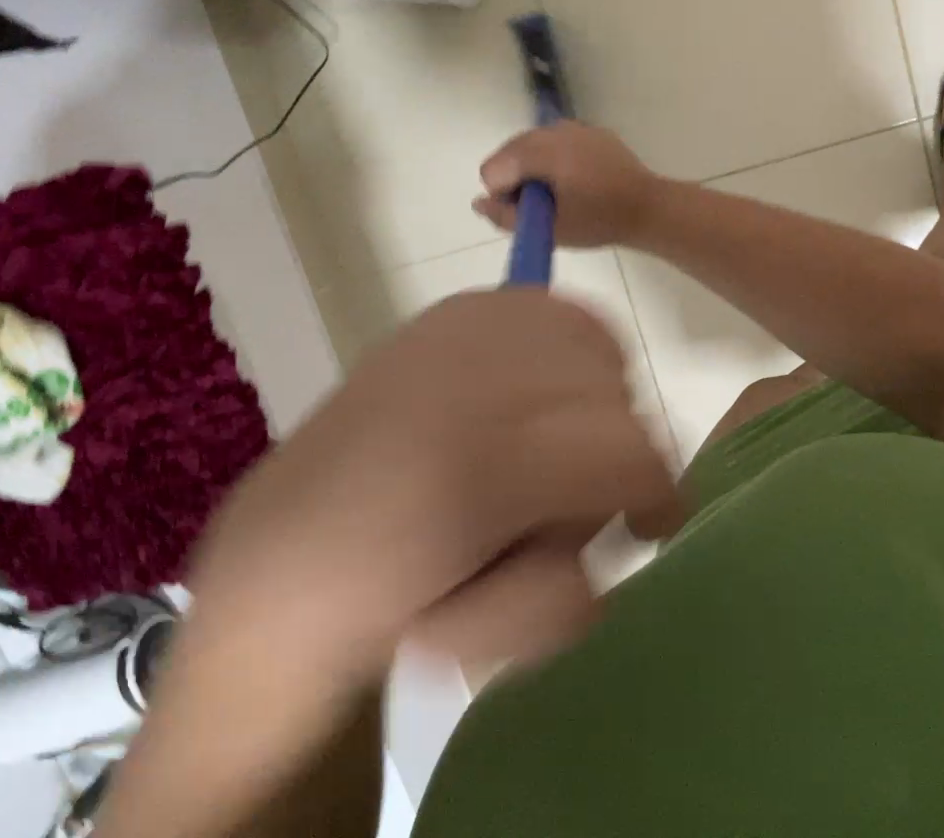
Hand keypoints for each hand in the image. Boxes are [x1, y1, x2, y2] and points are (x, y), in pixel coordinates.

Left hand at [104, 290, 680, 837]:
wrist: (283, 570)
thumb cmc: (387, 616)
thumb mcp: (488, 634)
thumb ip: (568, 594)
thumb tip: (614, 535)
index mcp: (476, 470)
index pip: (623, 450)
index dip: (659, 490)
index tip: (654, 526)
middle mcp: (464, 384)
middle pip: (610, 393)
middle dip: (622, 452)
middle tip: (590, 501)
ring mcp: (449, 337)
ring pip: (586, 340)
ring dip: (598, 399)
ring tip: (565, 448)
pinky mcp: (442, 319)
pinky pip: (543, 309)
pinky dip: (568, 345)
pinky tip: (542, 391)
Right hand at [474, 124, 666, 247]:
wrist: (649, 208)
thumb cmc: (600, 221)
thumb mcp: (551, 228)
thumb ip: (507, 217)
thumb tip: (478, 202)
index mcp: (542, 151)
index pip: (494, 168)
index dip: (504, 195)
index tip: (529, 212)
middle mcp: (553, 129)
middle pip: (510, 152)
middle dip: (517, 180)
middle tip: (543, 207)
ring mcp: (574, 126)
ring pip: (532, 145)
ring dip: (535, 169)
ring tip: (560, 196)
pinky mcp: (590, 130)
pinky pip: (557, 142)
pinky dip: (555, 160)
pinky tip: (577, 182)